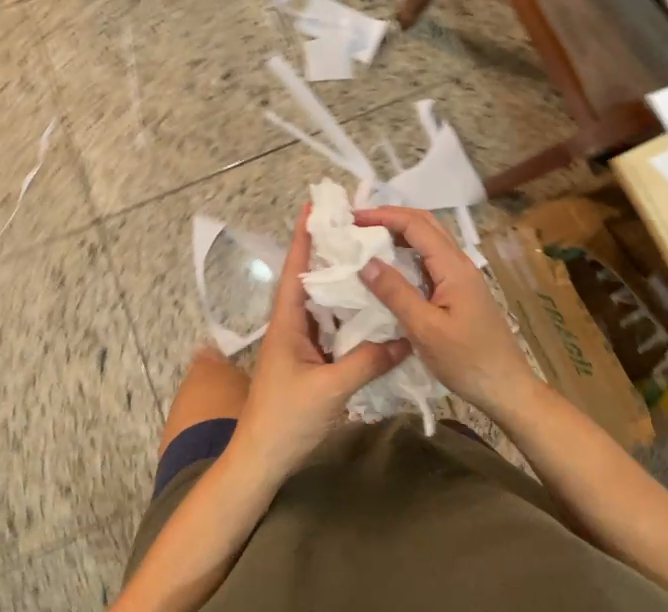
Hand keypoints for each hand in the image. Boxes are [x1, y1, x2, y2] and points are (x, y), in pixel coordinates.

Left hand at [232, 206, 410, 478]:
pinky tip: (369, 310)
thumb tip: (406, 338)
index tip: (315, 208)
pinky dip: (346, 315)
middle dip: (328, 253)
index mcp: (286, 322)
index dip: (303, 238)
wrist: (262, 459)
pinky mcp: (308, 362)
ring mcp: (298, 345)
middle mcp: (290, 326)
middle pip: (309, 280)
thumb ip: (368, 361)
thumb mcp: (331, 388)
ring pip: (321, 304)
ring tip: (368, 259)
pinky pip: (329, 329)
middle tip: (357, 228)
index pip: (295, 269)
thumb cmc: (287, 419)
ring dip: (339, 283)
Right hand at [353, 207, 538, 418]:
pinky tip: (392, 267)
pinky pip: (432, 260)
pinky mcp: (460, 292)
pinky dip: (408, 254)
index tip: (353, 219)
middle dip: (391, 218)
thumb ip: (395, 293)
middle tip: (358, 224)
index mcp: (453, 267)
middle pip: (425, 225)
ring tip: (369, 240)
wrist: (506, 388)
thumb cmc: (466, 360)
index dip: (383, 216)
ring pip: (430, 241)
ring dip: (400, 233)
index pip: (416, 225)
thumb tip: (364, 261)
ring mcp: (462, 277)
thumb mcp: (425, 330)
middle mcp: (460, 264)